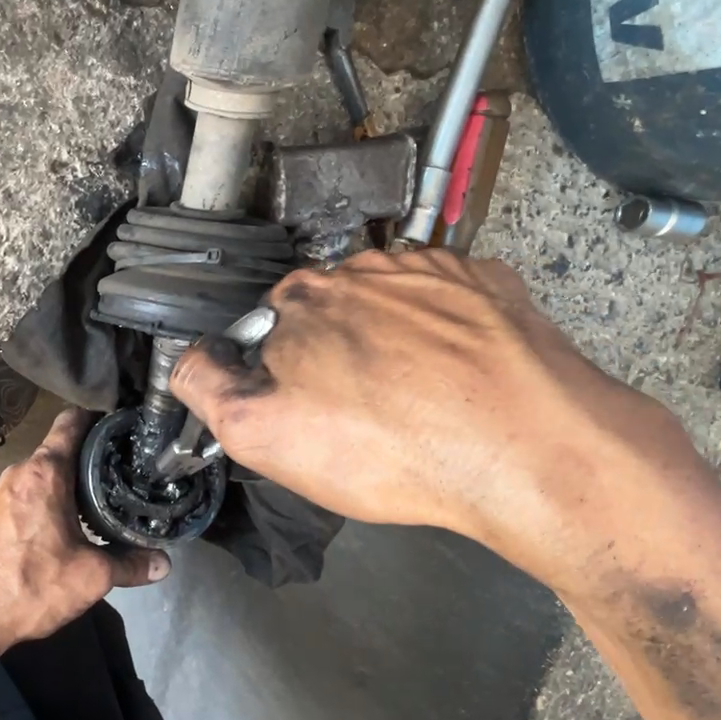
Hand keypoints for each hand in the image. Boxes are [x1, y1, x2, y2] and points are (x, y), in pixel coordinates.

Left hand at [0, 407, 171, 649]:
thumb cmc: (32, 585)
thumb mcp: (92, 576)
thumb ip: (131, 564)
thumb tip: (165, 562)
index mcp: (44, 472)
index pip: (72, 421)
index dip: (100, 417)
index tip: (125, 425)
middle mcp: (20, 471)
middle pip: (62, 447)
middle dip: (92, 455)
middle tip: (127, 468)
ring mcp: (2, 491)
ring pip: (45, 471)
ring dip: (72, 480)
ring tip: (105, 495)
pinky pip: (31, 490)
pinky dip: (53, 496)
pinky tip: (72, 519)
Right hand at [170, 251, 710, 583]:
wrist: (529, 452)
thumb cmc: (388, 448)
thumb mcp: (260, 435)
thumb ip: (204, 384)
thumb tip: (191, 357)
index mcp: (300, 297)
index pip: (265, 331)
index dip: (276, 377)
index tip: (305, 414)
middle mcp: (362, 267)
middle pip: (327, 313)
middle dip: (331, 355)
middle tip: (359, 415)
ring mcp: (433, 269)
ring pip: (387, 305)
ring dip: (388, 340)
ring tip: (414, 401)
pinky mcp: (492, 285)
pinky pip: (446, 303)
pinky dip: (443, 333)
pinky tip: (457, 380)